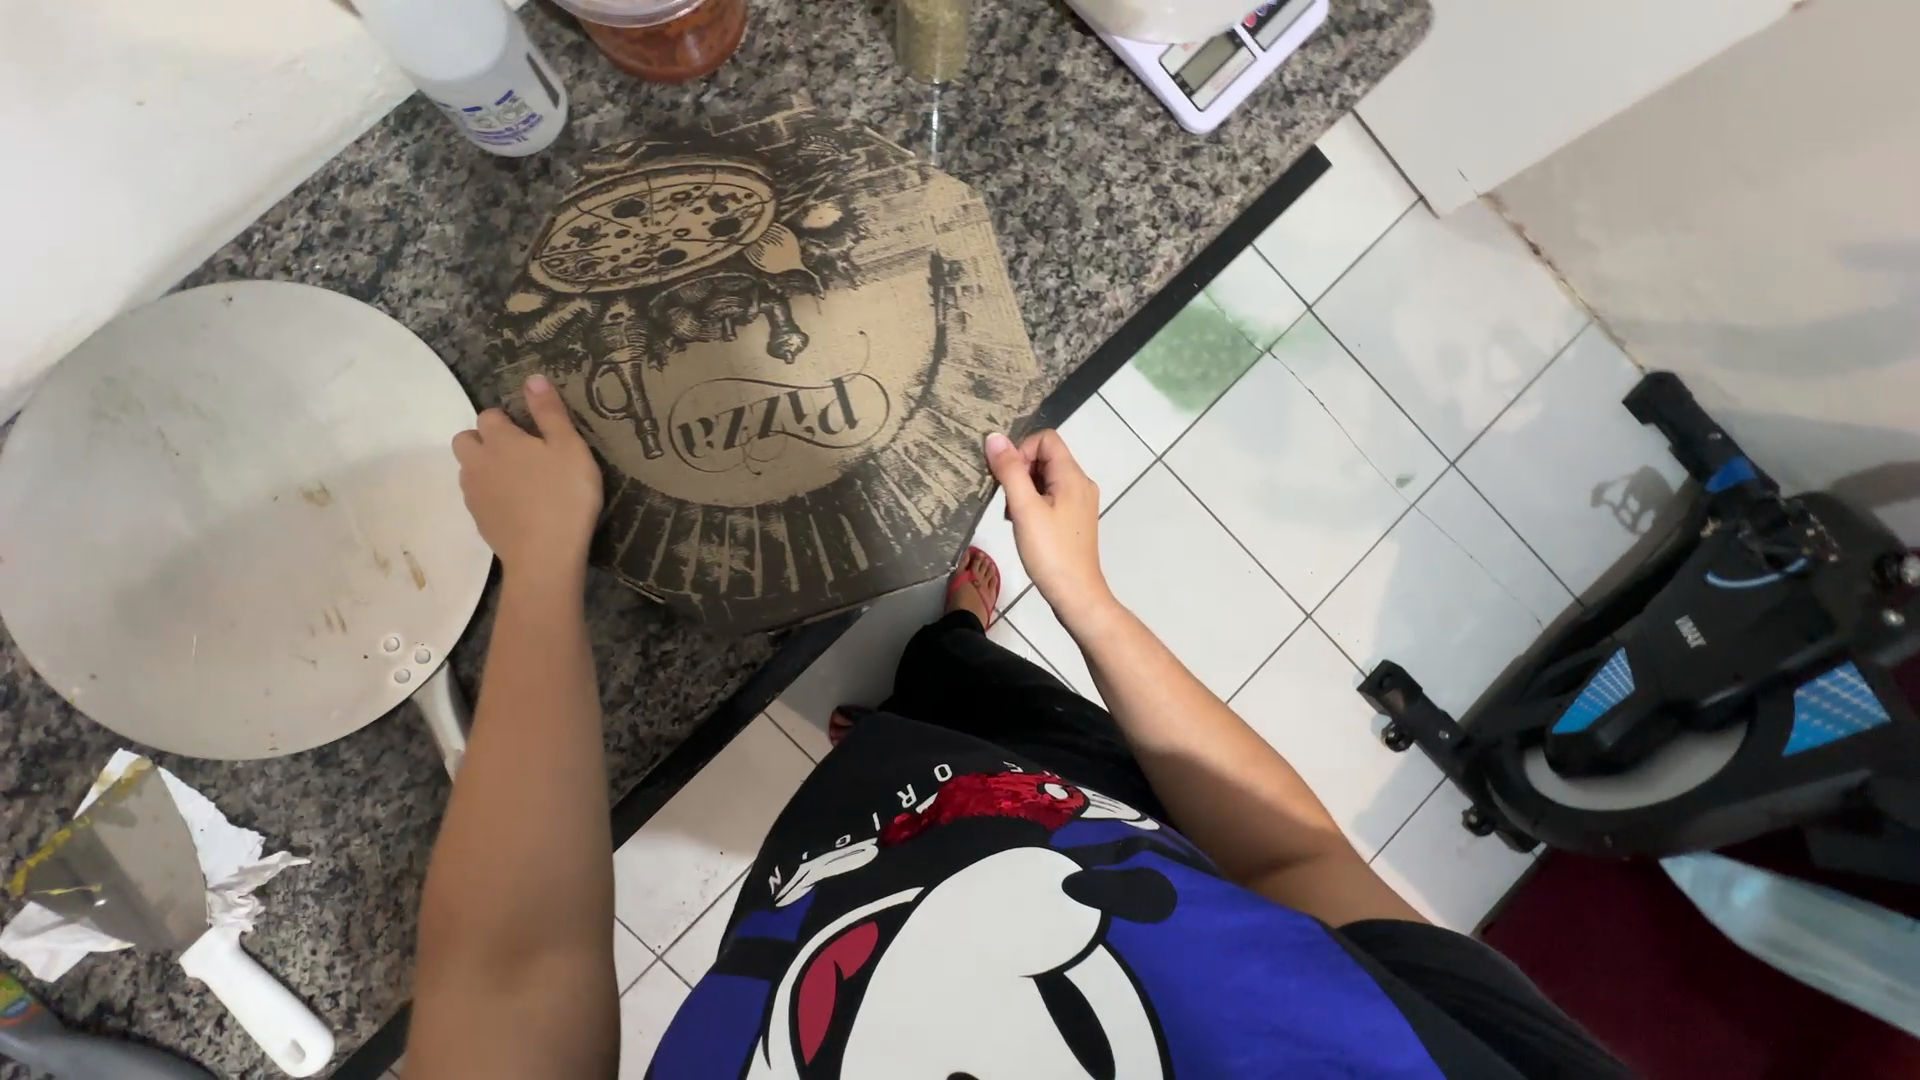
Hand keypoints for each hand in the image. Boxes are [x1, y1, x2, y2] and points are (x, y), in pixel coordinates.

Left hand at [452, 374, 602, 587]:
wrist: (545, 554)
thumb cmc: (565, 496)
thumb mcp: (570, 448)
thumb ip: (551, 413)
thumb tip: (533, 378)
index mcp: (500, 439)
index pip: (489, 416)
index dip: (508, 421)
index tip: (532, 433)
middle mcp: (477, 462)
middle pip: (466, 440)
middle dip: (485, 441)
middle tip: (520, 455)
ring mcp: (474, 493)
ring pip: (470, 470)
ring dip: (487, 469)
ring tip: (522, 482)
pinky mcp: (479, 519)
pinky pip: (479, 497)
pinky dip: (493, 496)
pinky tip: (520, 507)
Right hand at [984, 430, 1114, 619]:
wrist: (1075, 594)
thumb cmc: (1049, 552)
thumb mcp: (1024, 509)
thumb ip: (1010, 471)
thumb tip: (995, 438)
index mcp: (1073, 476)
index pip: (1046, 439)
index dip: (1021, 450)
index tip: (1007, 477)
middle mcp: (1081, 484)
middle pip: (1046, 457)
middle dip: (1020, 471)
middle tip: (1007, 500)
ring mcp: (1079, 502)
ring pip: (1046, 478)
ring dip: (1024, 489)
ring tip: (1014, 515)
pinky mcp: (1074, 519)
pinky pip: (1051, 497)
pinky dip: (1033, 503)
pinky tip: (1024, 525)